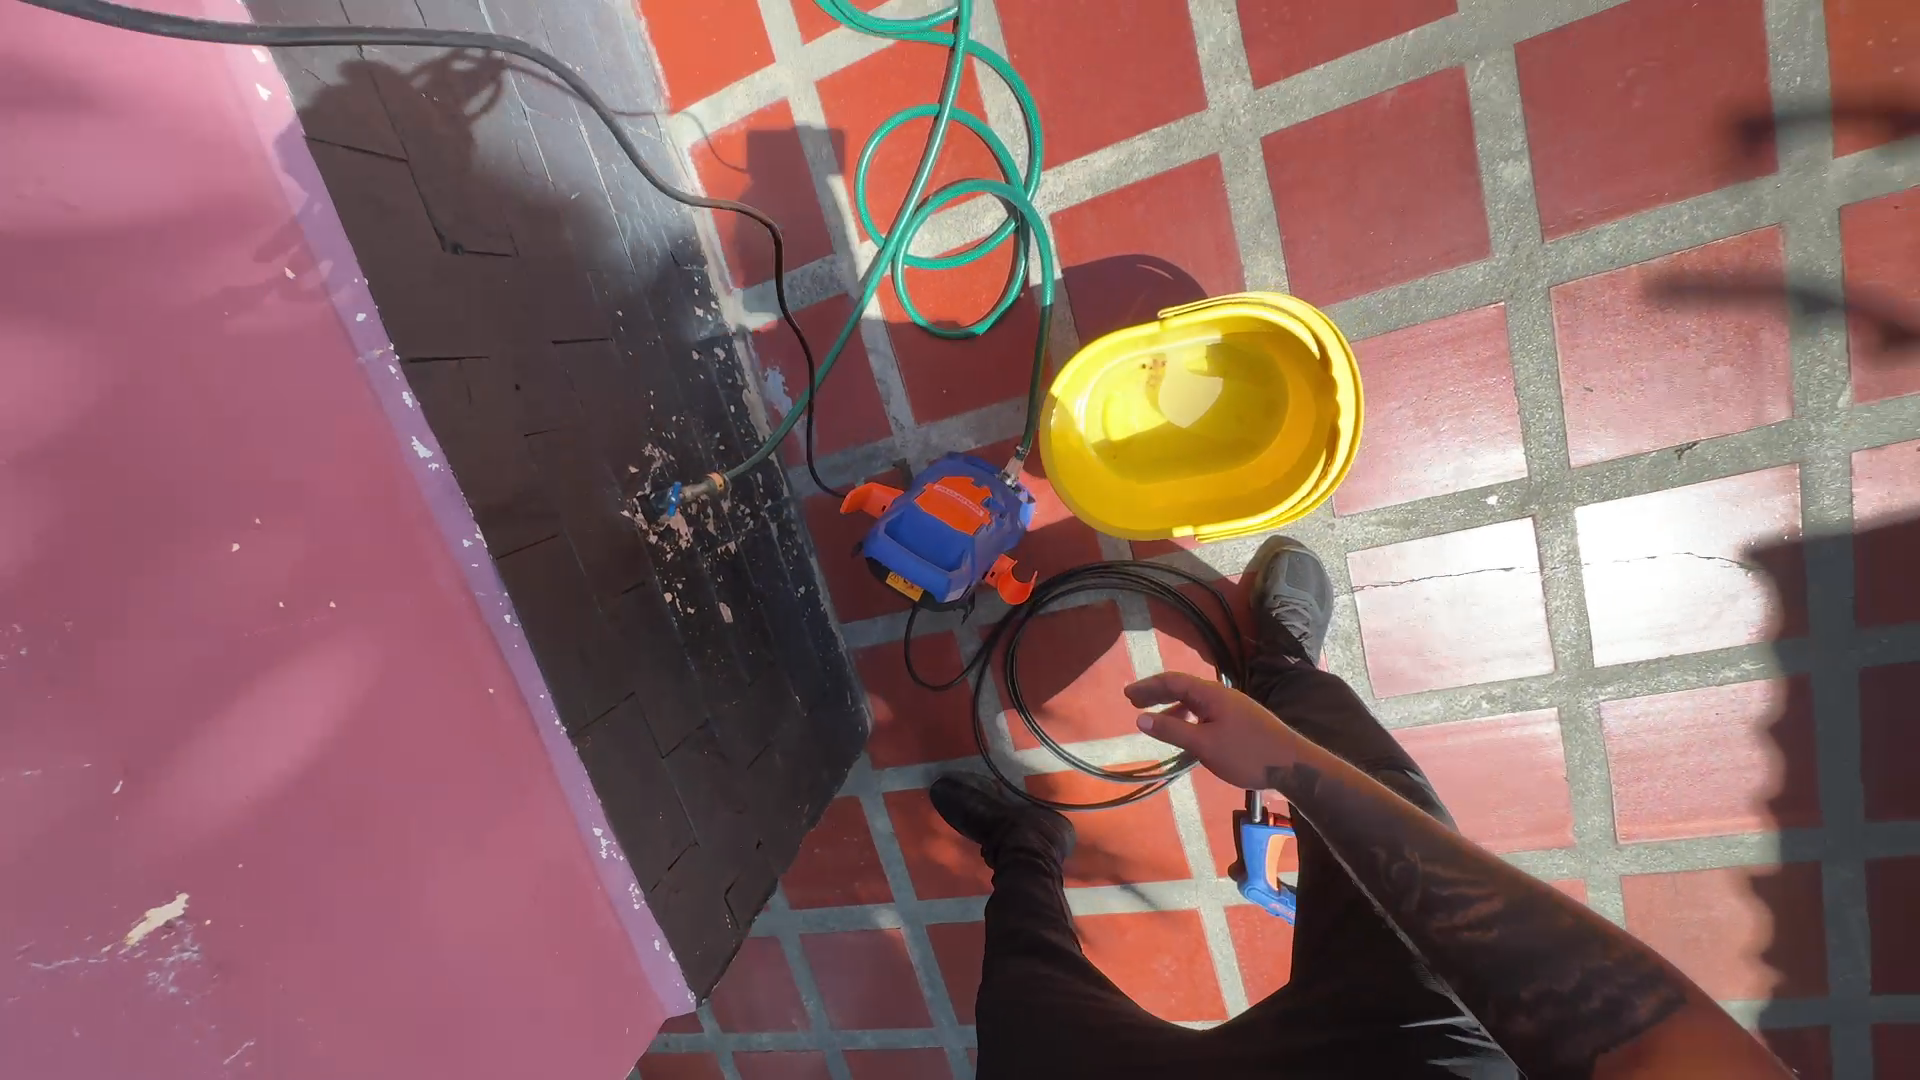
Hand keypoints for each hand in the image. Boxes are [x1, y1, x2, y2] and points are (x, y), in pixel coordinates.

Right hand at [1127, 671, 1301, 790]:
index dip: (1148, 687)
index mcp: (1211, 694)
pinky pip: (1206, 713)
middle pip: (1183, 688)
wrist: (1294, 766)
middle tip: (1134, 702)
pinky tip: (1187, 735)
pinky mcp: (1241, 722)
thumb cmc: (1247, 754)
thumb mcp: (1204, 744)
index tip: (1128, 695)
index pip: (1173, 681)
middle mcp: (1221, 695)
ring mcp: (1233, 708)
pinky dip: (1189, 719)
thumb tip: (1141, 719)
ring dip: (1172, 708)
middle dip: (1157, 694)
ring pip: (1195, 702)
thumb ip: (1172, 730)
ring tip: (1156, 722)